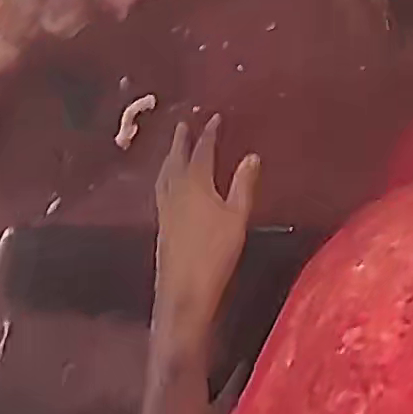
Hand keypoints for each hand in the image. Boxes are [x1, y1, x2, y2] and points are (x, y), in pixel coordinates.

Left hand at [152, 114, 260, 346]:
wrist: (184, 294)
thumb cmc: (215, 253)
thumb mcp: (237, 217)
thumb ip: (243, 185)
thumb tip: (251, 156)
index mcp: (195, 184)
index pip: (202, 151)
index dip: (208, 134)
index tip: (213, 119)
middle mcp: (176, 191)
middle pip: (177, 158)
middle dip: (181, 141)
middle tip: (183, 124)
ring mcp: (165, 208)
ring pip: (165, 174)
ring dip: (170, 157)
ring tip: (173, 148)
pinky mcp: (161, 224)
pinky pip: (161, 188)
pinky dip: (166, 175)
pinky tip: (169, 184)